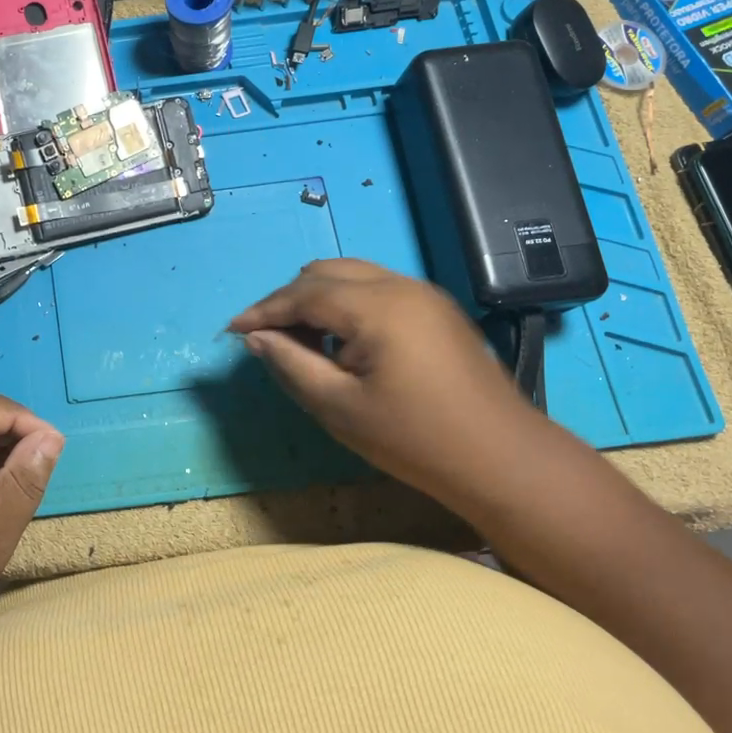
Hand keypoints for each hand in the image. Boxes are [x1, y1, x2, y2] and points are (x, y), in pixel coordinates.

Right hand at [229, 259, 542, 493]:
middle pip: (327, 273)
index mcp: (377, 307)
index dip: (264, 310)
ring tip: (297, 338)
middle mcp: (401, 286)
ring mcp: (424, 295)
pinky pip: (377, 289)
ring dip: (318, 298)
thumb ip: (290, 363)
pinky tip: (338, 341)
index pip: (304, 293)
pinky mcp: (437, 311)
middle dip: (289, 299)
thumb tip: (256, 337)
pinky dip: (346, 304)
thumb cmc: (412, 438)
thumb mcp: (337, 406)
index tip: (232, 331)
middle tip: (264, 336)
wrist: (499, 458)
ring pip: (354, 276)